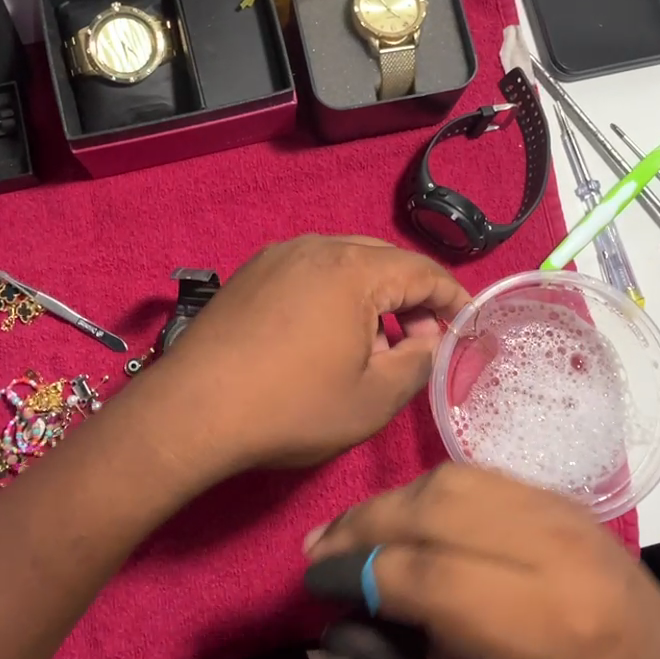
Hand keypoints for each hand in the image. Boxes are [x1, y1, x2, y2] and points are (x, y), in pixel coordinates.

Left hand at [143, 235, 469, 474]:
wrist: (193, 411)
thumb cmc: (291, 407)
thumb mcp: (373, 398)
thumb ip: (418, 362)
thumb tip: (426, 339)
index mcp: (353, 269)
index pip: (422, 271)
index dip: (452, 298)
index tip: (466, 325)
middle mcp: (315, 248)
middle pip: (382, 260)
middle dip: (410, 297)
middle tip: (420, 341)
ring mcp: (277, 257)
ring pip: (343, 264)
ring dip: (370, 297)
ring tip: (373, 346)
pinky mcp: (249, 274)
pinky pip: (308, 272)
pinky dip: (332, 295)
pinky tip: (326, 337)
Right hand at [305, 465, 659, 658]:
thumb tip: (342, 624)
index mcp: (551, 630)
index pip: (428, 578)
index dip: (359, 576)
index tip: (313, 586)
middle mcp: (558, 553)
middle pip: (435, 510)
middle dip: (364, 526)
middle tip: (317, 552)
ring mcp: (566, 514)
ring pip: (450, 480)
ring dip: (391, 503)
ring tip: (350, 534)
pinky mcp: (563, 498)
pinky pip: (476, 476)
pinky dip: (427, 492)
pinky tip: (404, 518)